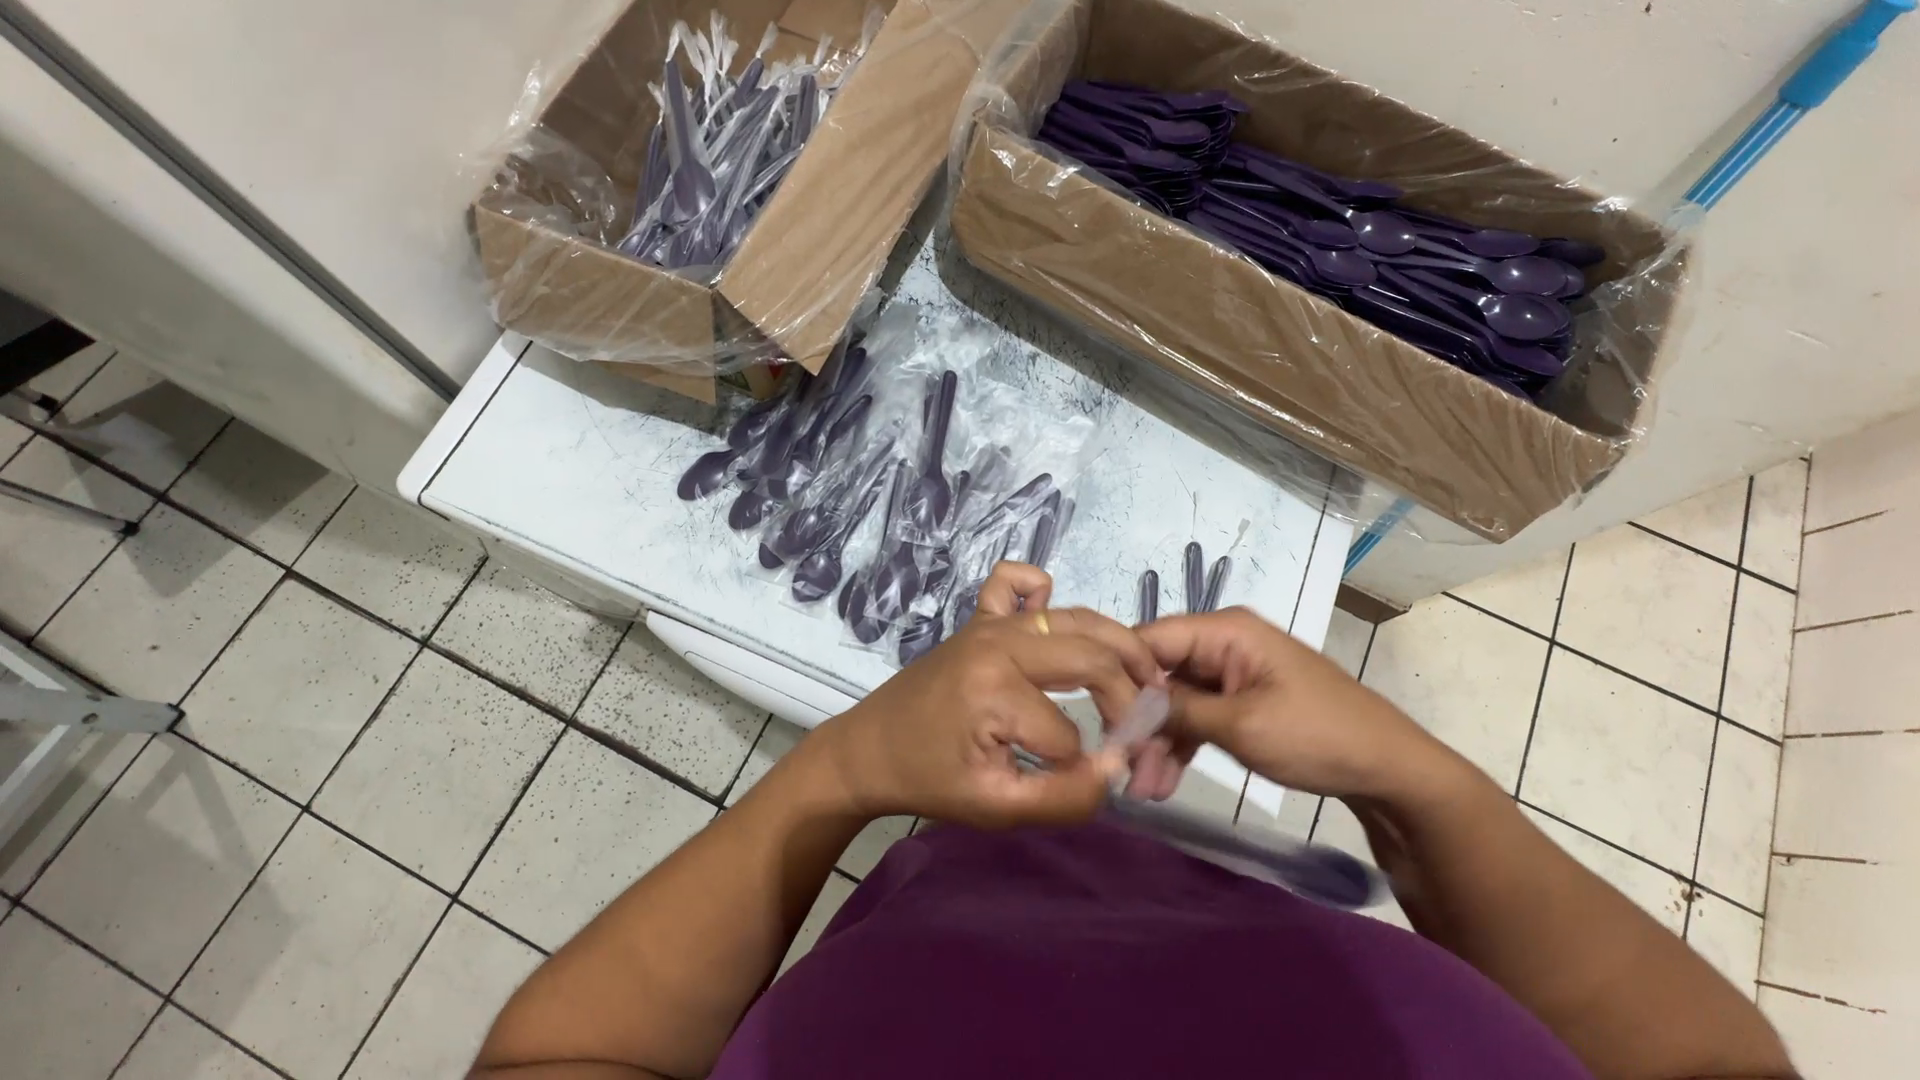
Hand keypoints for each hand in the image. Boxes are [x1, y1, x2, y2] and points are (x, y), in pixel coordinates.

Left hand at [808, 566, 1158, 827]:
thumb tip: (1116, 768)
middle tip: (1145, 725)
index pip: (1071, 732)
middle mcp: (1000, 643)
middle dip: (1129, 694)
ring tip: (1142, 677)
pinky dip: (1039, 588)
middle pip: (1092, 657)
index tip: (1097, 780)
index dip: (1091, 763)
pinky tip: (1052, 612)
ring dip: (1115, 645)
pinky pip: (1012, 583)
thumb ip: (1064, 797)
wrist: (870, 750)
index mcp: (997, 690)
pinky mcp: (979, 619)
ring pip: (1074, 618)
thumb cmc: (930, 781)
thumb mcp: (996, 809)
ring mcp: (989, 624)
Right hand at [1135, 608, 1464, 799]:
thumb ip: (1177, 710)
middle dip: (1141, 723)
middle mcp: (1223, 643)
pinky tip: (1164, 782)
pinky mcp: (1240, 700)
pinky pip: (1197, 717)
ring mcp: (1232, 672)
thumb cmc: (1317, 735)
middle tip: (1124, 771)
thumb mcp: (1240, 725)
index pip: (1149, 639)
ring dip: (1158, 743)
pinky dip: (1181, 746)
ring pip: (1175, 702)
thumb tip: (1123, 705)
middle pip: (1159, 674)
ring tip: (1144, 790)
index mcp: (1225, 630)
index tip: (1102, 723)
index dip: (1121, 677)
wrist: (1388, 769)